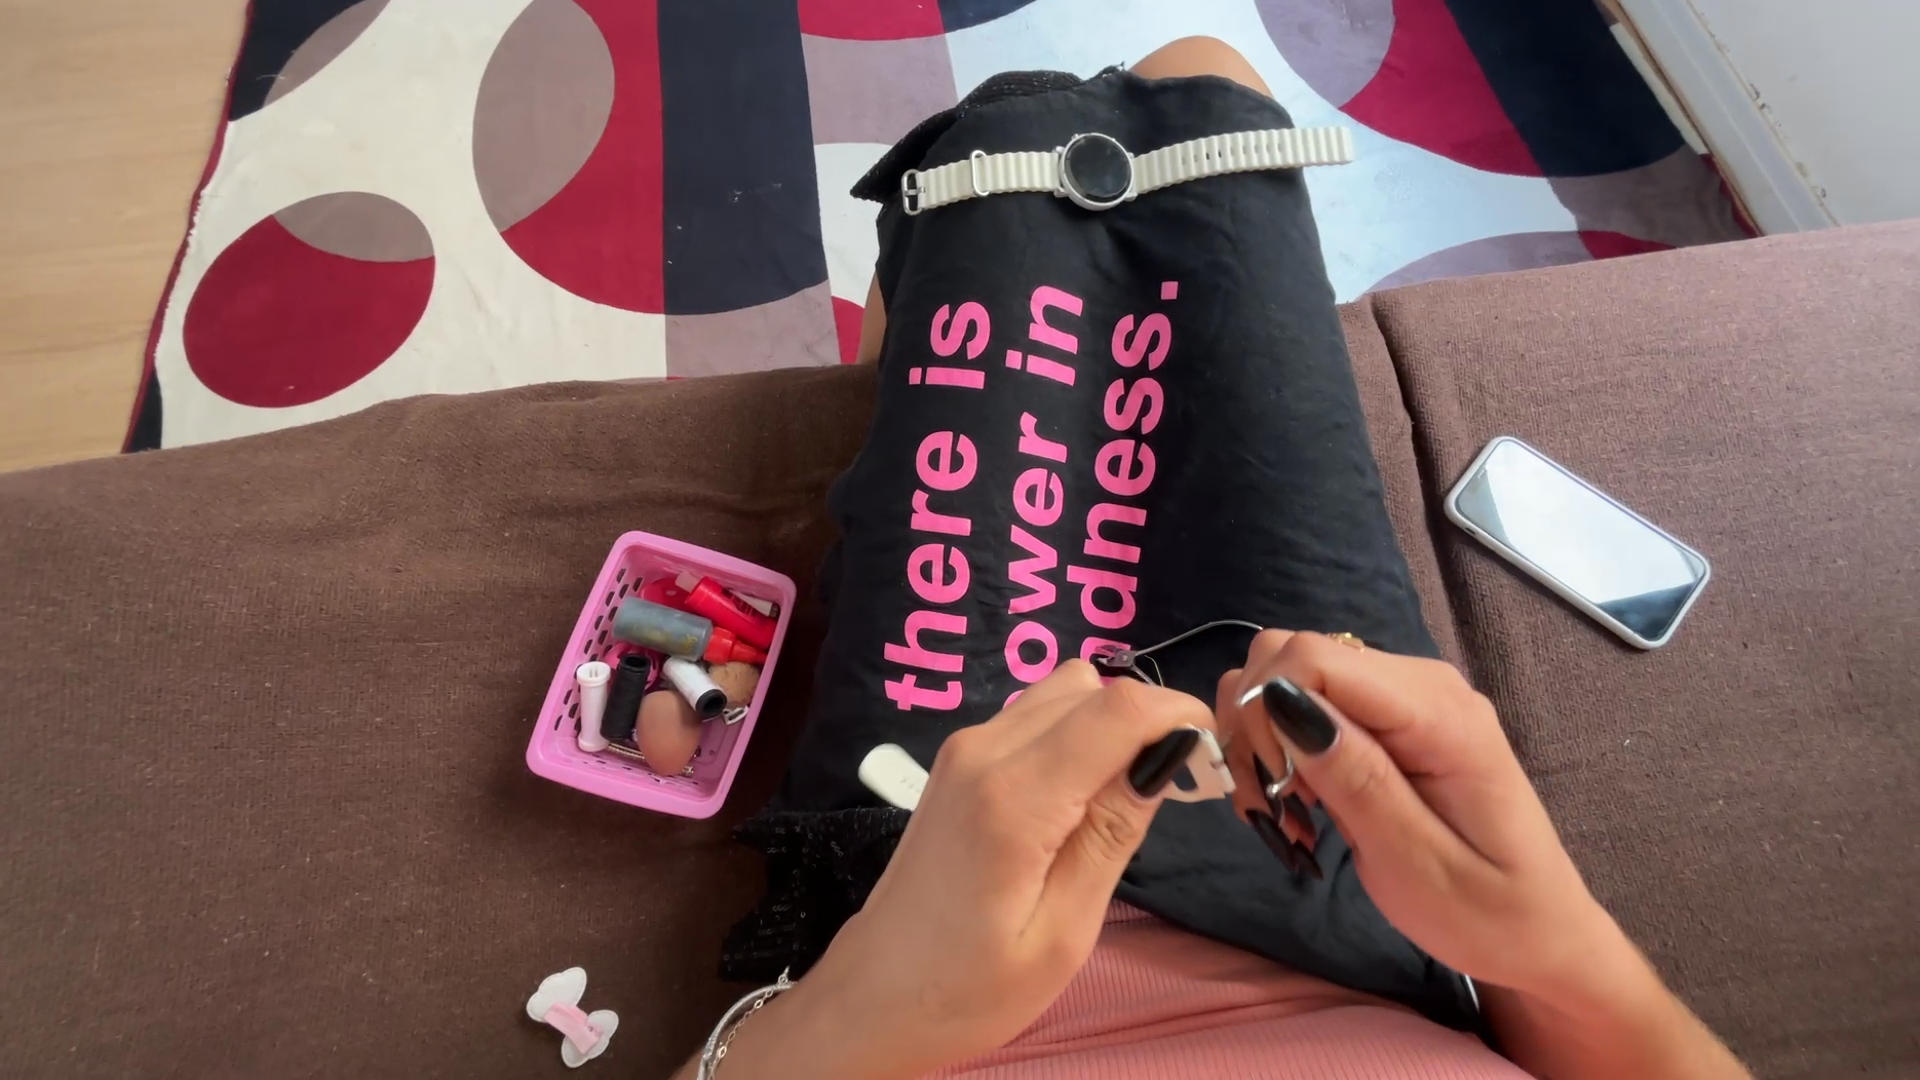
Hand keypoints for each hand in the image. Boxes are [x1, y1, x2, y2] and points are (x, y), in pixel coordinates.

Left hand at [714, 661, 1213, 1079]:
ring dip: (1106, 722)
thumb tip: (1163, 756)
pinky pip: (1032, 714)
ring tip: (1124, 790)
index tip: (1209, 753)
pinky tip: (1077, 790)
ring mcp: (965, 745)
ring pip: (1060, 691)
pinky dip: (1072, 731)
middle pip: (1088, 687)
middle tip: (1173, 784)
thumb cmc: (973, 985)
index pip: (1113, 708)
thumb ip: (1114, 830)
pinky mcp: (959, 755)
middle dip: (1144, 719)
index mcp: (1014, 795)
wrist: (877, 989)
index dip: (1174, 713)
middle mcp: (985, 747)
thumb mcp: (1065, 928)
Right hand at [1215, 630, 1619, 997]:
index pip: (1312, 657)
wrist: (1536, 933)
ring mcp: (1393, 690)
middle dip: (1253, 725)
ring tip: (1282, 808)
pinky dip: (1270, 742)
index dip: (1267, 710)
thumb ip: (1356, 777)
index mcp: (1438, 712)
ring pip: (1278, 672)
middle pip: (1285, 654)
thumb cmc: (1487, 913)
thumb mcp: (1417, 863)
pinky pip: (1293, 697)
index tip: (1279, 786)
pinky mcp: (1374, 708)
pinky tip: (1293, 796)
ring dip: (1256, 738)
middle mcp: (1414, 681)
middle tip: (1272, 804)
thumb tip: (1282, 700)